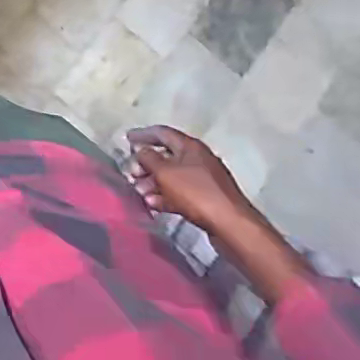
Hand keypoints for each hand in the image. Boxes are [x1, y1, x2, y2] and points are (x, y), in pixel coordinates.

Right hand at [126, 125, 253, 230]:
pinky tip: (153, 205)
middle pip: (166, 156)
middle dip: (146, 164)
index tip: (127, 138)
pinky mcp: (207, 200)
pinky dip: (166, 196)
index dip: (143, 134)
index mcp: (190, 146)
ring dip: (154, 183)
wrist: (232, 226)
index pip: (162, 132)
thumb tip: (140, 150)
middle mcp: (198, 159)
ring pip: (173, 176)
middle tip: (132, 173)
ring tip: (139, 192)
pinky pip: (181, 193)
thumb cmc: (196, 193)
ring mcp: (204, 180)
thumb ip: (148, 158)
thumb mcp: (165, 172)